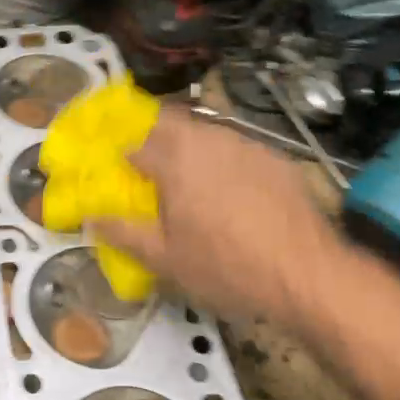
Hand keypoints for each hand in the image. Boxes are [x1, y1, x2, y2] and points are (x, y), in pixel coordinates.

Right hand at [91, 109, 351, 327]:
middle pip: (172, 124)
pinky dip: (226, 163)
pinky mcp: (278, 159)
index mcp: (175, 160)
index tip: (118, 176)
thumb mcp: (165, 260)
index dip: (122, 158)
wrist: (308, 274)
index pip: (135, 144)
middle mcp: (210, 140)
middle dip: (155, 140)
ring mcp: (248, 145)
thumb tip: (92, 218)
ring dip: (191, 149)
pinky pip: (239, 150)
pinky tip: (232, 193)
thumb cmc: (226, 266)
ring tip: (191, 182)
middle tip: (150, 171)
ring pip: (208, 133)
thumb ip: (124, 233)